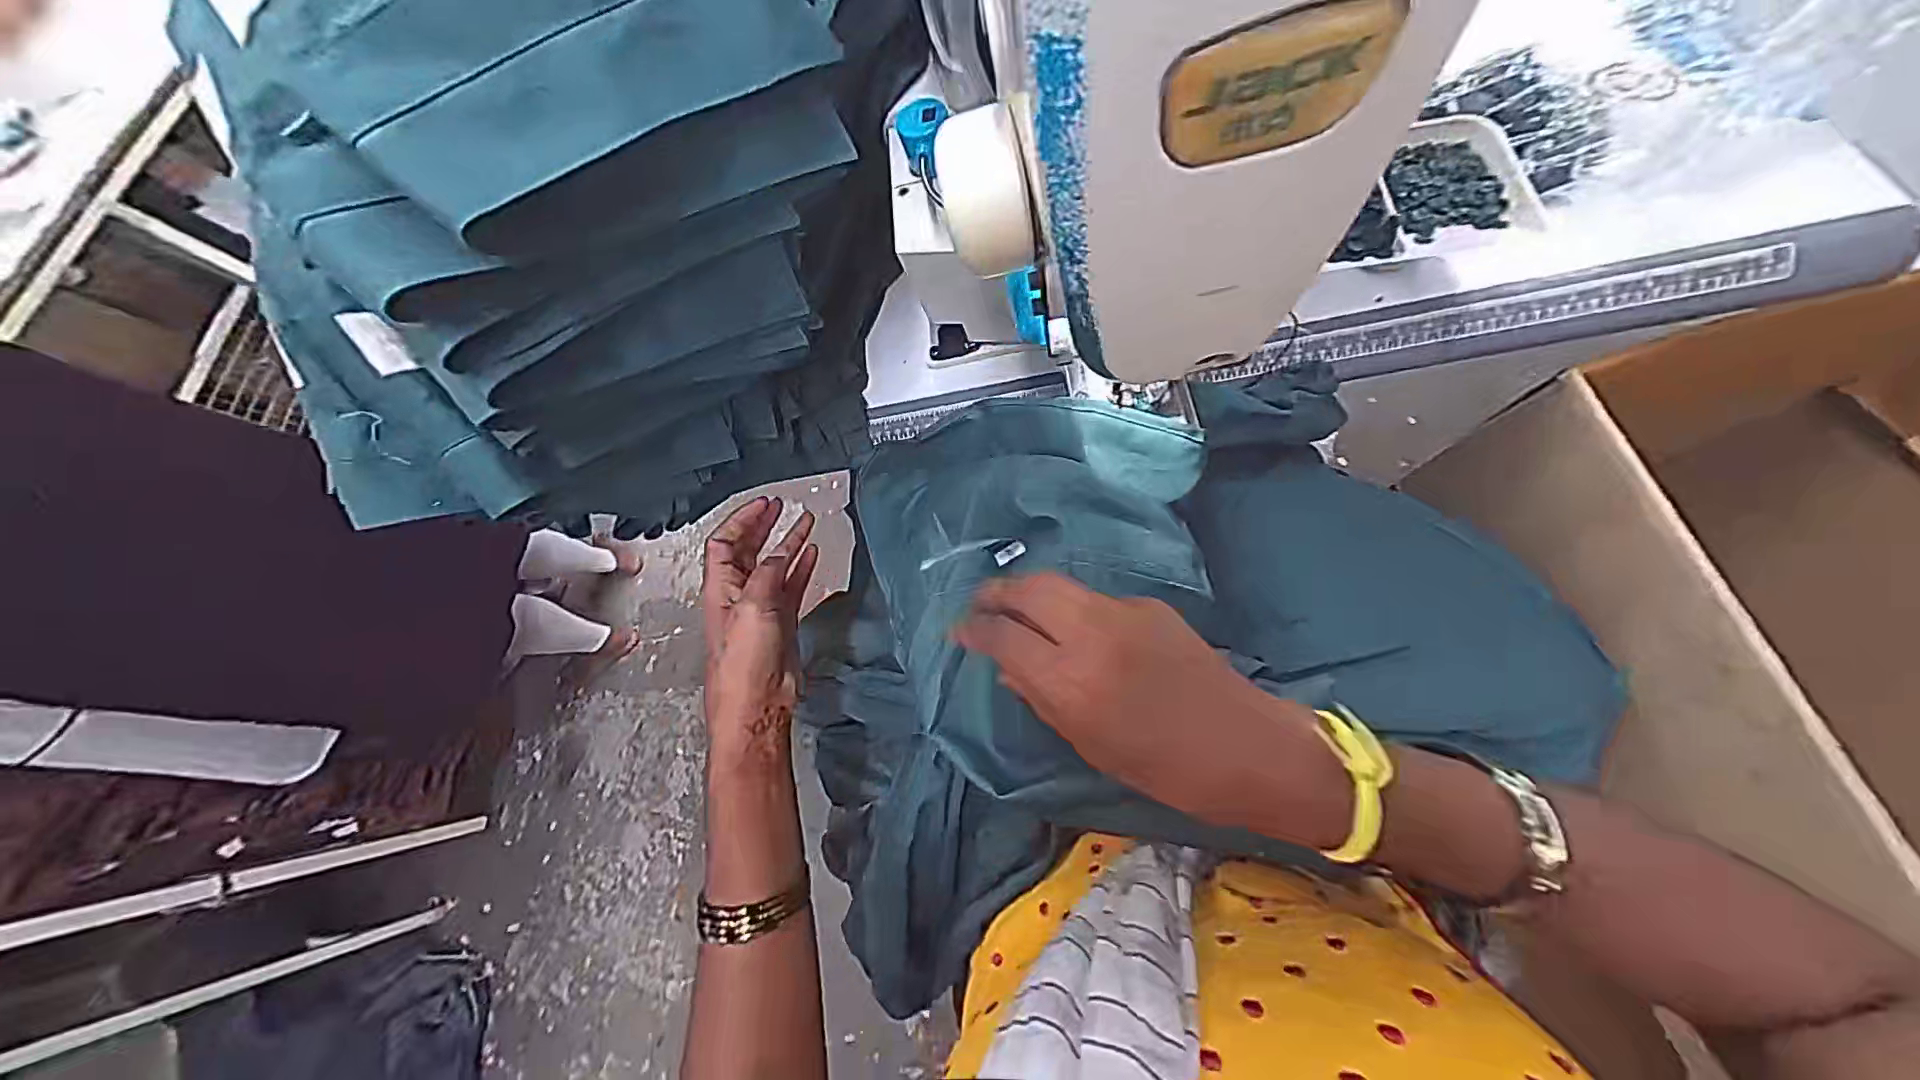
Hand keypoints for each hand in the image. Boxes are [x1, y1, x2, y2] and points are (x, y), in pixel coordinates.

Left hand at [701, 496, 818, 774]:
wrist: (757, 704)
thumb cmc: (742, 665)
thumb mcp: (753, 607)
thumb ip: (768, 574)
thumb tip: (782, 551)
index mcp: (721, 588)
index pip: (727, 542)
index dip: (744, 520)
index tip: (765, 504)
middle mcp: (738, 595)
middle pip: (750, 550)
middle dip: (764, 526)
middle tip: (781, 507)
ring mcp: (761, 609)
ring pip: (775, 566)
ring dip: (788, 544)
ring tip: (803, 523)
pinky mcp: (782, 623)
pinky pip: (792, 587)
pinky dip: (801, 569)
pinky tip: (810, 556)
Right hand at [954, 573, 1349, 844]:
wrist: (1246, 746)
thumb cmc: (1162, 767)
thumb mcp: (1089, 744)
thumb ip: (1041, 699)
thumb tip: (1008, 667)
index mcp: (1072, 679)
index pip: (1004, 636)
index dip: (975, 629)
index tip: (959, 630)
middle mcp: (1093, 633)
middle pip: (1029, 588)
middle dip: (997, 592)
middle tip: (981, 605)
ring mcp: (1125, 612)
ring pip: (1061, 584)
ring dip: (1031, 593)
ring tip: (1019, 611)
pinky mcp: (1150, 606)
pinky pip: (1095, 599)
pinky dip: (1072, 607)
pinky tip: (1075, 629)